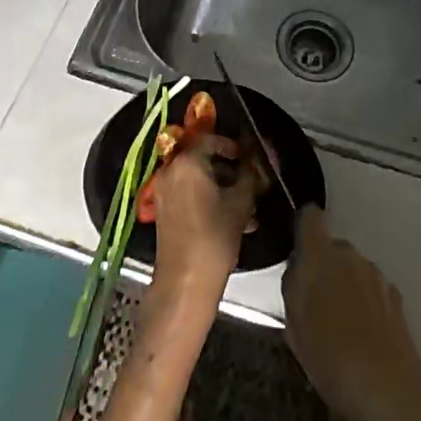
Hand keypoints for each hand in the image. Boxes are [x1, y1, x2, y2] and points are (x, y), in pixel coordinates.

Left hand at [152, 133, 259, 294]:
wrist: (186, 281)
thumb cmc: (215, 237)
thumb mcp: (241, 202)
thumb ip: (250, 174)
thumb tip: (257, 157)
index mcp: (186, 163)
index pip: (208, 139)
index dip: (230, 144)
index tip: (247, 156)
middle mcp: (169, 171)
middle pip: (200, 158)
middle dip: (226, 167)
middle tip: (248, 180)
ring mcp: (163, 192)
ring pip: (195, 178)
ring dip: (219, 185)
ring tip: (245, 204)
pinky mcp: (163, 210)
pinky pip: (187, 193)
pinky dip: (206, 197)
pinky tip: (229, 217)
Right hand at [283, 207, 420, 420]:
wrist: (386, 385)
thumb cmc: (327, 354)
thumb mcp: (293, 321)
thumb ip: (294, 285)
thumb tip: (299, 269)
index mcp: (319, 255)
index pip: (310, 217)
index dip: (303, 227)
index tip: (298, 247)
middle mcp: (350, 256)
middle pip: (333, 248)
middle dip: (323, 267)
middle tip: (313, 302)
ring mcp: (377, 275)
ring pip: (353, 270)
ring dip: (345, 285)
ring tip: (338, 325)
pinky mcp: (396, 297)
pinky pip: (371, 290)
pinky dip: (365, 303)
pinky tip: (361, 335)